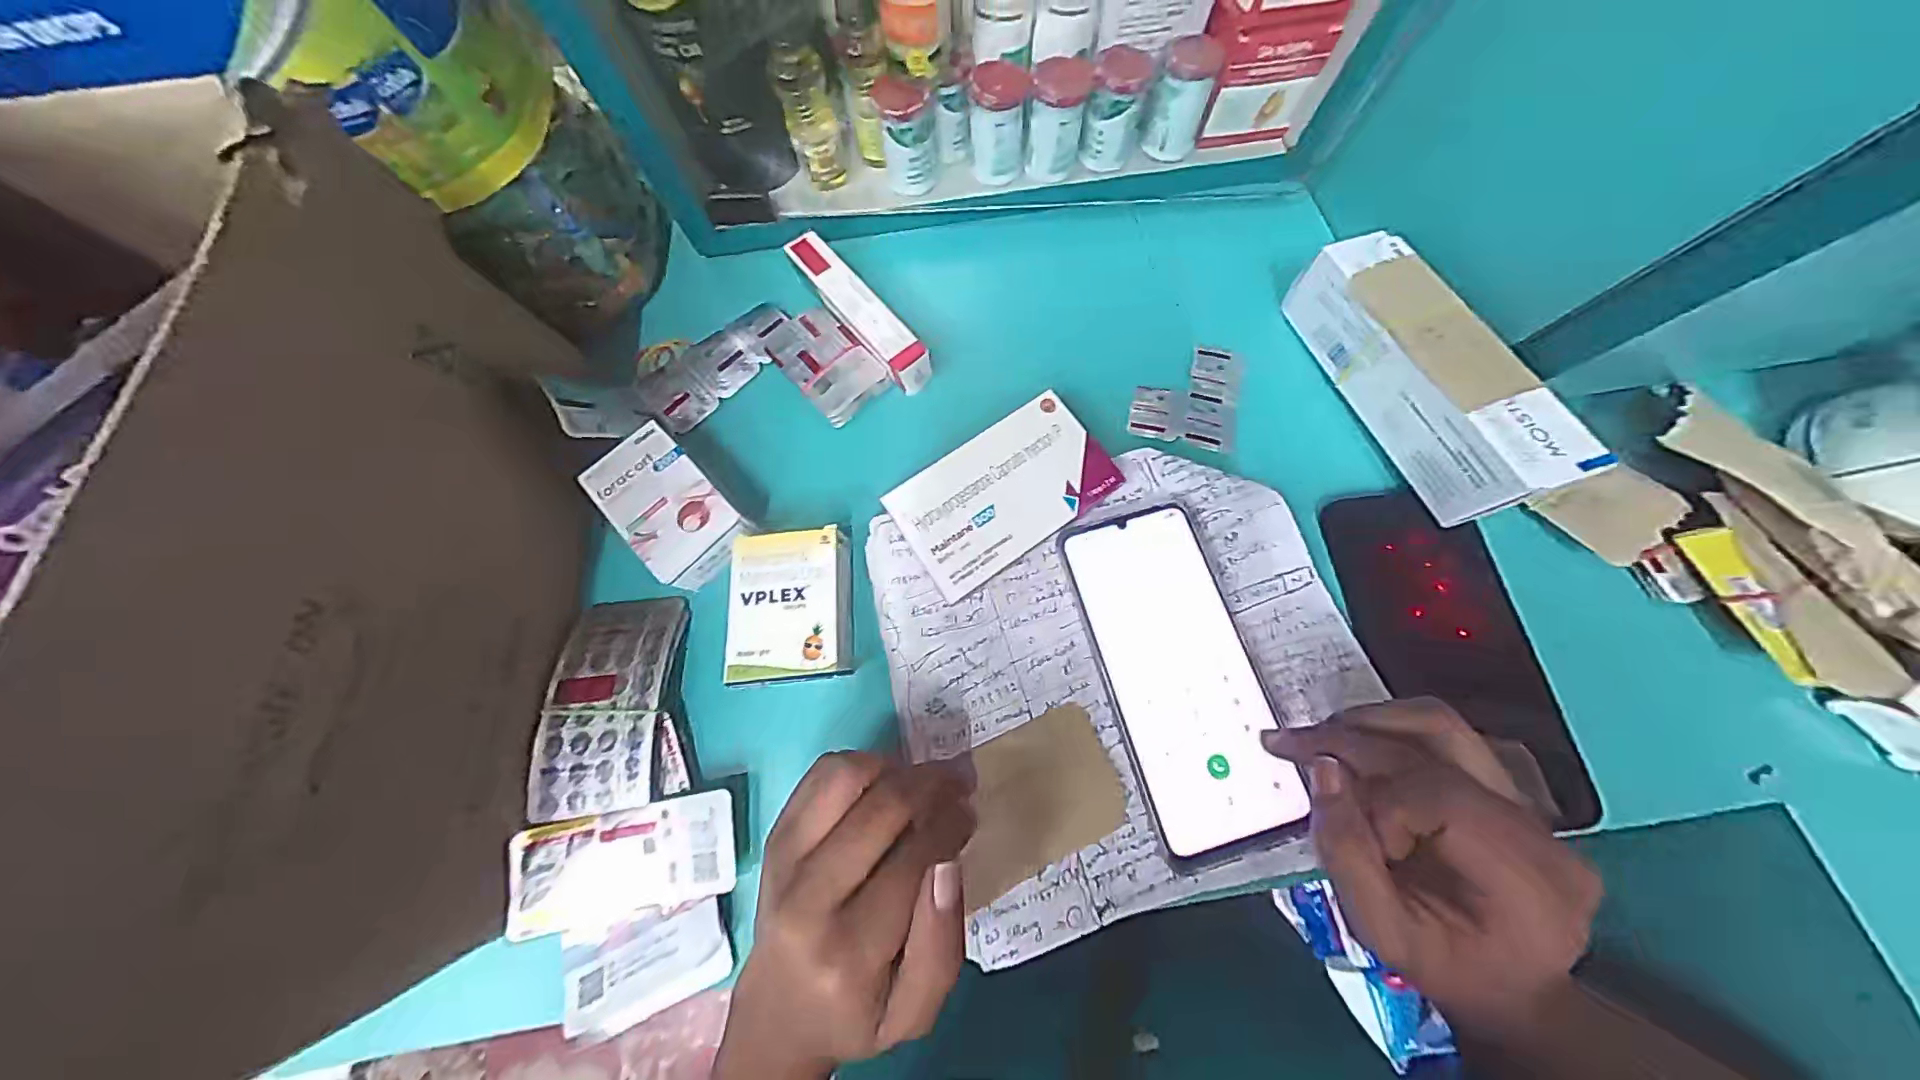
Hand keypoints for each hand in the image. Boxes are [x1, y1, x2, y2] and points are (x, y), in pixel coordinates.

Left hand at [714, 752, 975, 1079]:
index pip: (911, 861)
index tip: (969, 812)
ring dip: (896, 768)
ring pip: (847, 778)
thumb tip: (948, 863)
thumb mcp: (914, 1010)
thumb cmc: (855, 1011)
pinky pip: (822, 774)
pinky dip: (863, 764)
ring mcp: (785, 859)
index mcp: (849, 952)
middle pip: (883, 809)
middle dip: (932, 785)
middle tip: (959, 782)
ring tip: (922, 782)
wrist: (780, 1010)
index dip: (950, 823)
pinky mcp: (776, 835)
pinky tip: (885, 781)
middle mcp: (808, 899)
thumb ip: (941, 944)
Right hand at [1261, 698, 1601, 1035]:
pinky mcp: (1505, 786)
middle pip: (1436, 740)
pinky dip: (1388, 735)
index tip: (1360, 839)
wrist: (1505, 982)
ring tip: (1318, 740)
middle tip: (1288, 744)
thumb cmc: (1444, 966)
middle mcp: (1539, 827)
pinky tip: (1355, 753)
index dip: (1380, 805)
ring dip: (1368, 724)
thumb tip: (1322, 768)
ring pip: (1439, 723)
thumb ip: (1346, 853)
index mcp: (1527, 877)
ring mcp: (1528, 801)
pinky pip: (1442, 736)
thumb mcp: (1382, 931)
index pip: (1439, 797)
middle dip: (1350, 740)